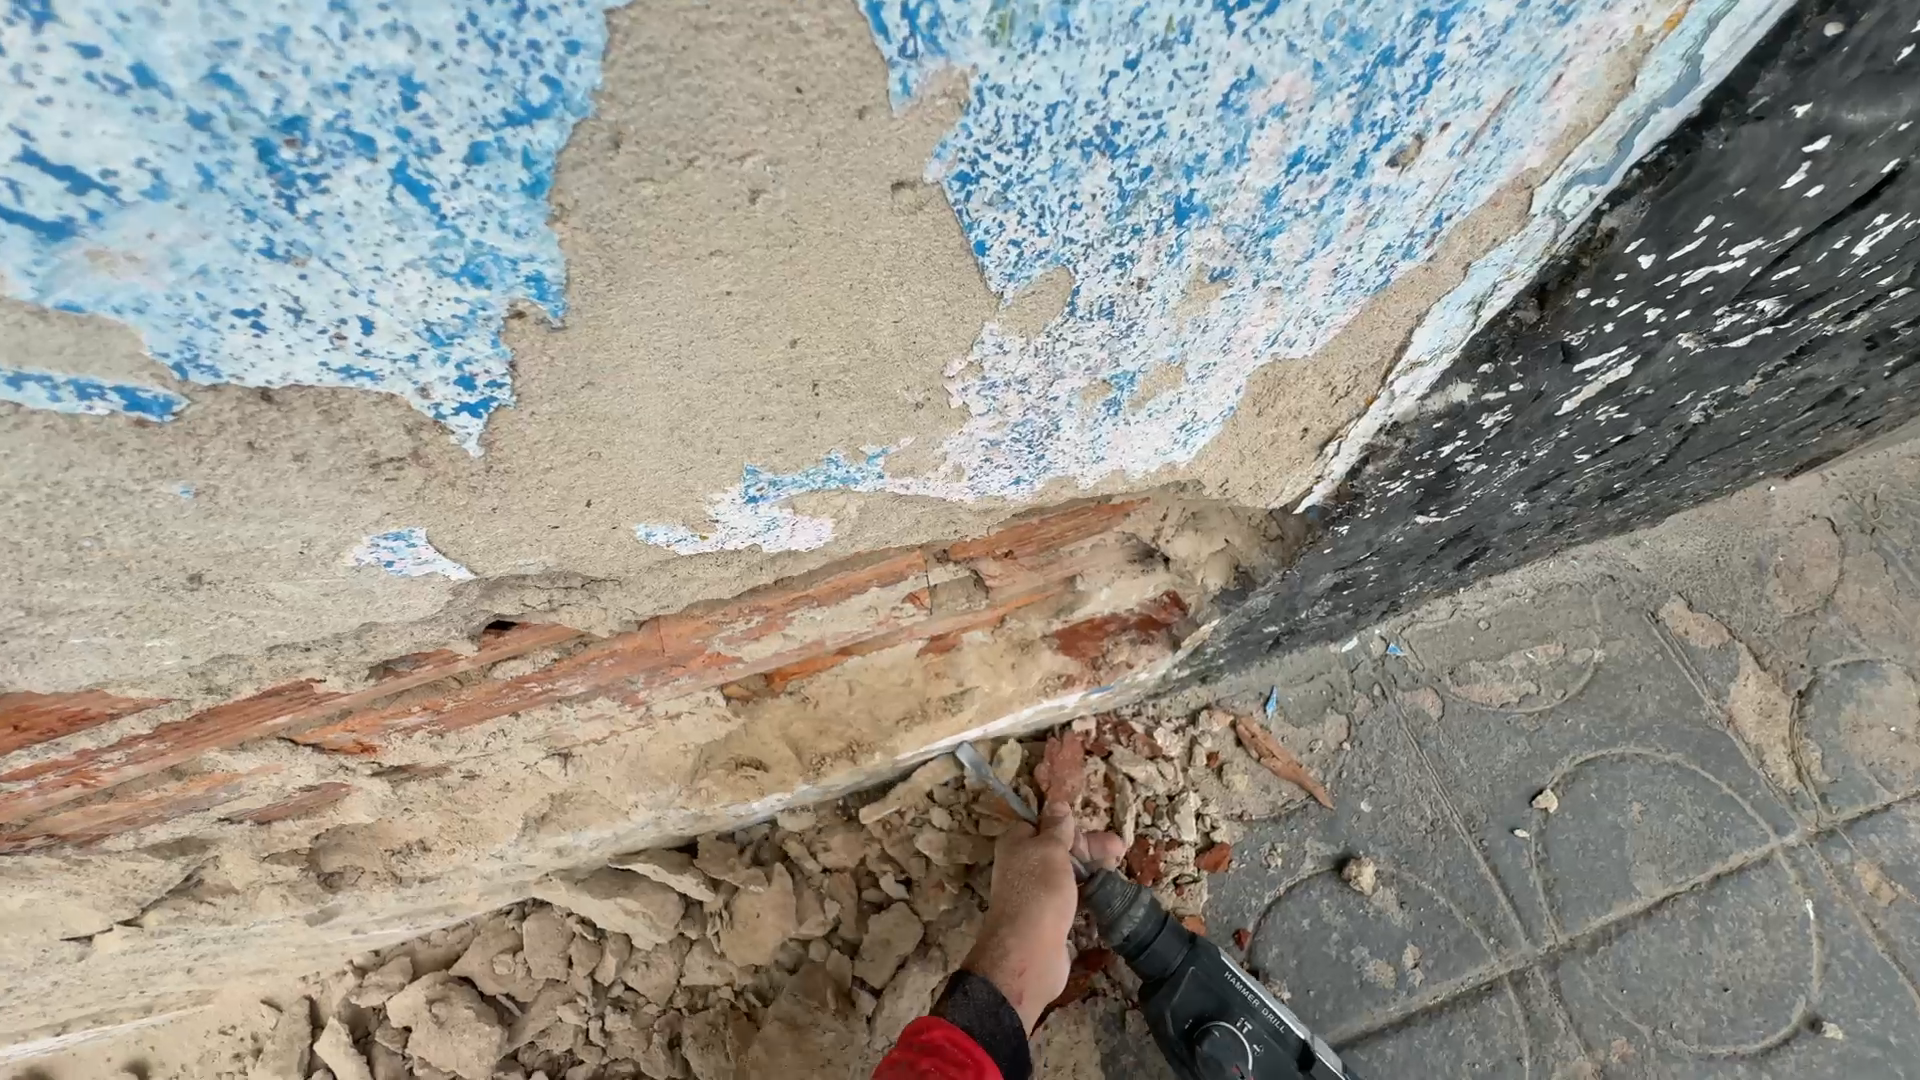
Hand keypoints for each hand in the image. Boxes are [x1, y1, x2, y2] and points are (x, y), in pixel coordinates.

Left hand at [962, 797, 1124, 1031]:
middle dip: (1089, 847)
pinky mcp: (1049, 916)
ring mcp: (1036, 892)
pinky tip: (1105, 892)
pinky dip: (1086, 892)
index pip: (1043, 824)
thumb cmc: (1039, 891)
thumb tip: (1057, 803)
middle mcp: (1023, 865)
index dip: (1067, 826)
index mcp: (1017, 843)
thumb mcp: (1050, 850)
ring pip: (1067, 873)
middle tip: (1119, 849)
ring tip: (1117, 866)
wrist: (1028, 954)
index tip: (1090, 828)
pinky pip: (1070, 896)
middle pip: (1059, 848)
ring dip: (1091, 868)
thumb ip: (1057, 828)